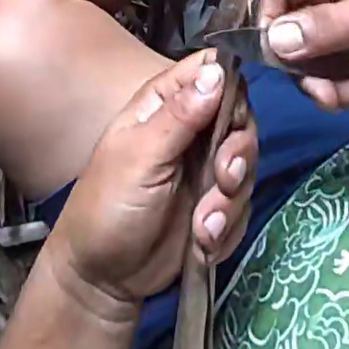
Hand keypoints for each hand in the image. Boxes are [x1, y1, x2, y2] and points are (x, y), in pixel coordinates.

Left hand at [45, 50, 255, 319]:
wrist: (103, 279)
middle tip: (223, 179)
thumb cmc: (108, 204)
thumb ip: (180, 115)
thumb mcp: (140, 157)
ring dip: (230, 199)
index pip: (211, 69)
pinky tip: (203, 242)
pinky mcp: (217, 200)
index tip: (232, 115)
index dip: (230, 83)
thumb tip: (217, 71)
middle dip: (238, 152)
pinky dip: (228, 225)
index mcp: (166, 102)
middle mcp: (192, 126)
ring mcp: (206, 163)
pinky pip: (242, 202)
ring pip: (245, 162)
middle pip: (240, 116)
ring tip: (204, 226)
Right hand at [256, 0, 348, 114]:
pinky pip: (337, 76)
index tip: (282, 62)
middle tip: (334, 98)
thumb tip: (272, 41)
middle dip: (314, 72)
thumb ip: (325, 27)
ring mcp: (341, 24)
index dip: (270, 23)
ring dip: (338, 89)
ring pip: (313, 63)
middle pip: (290, 35)